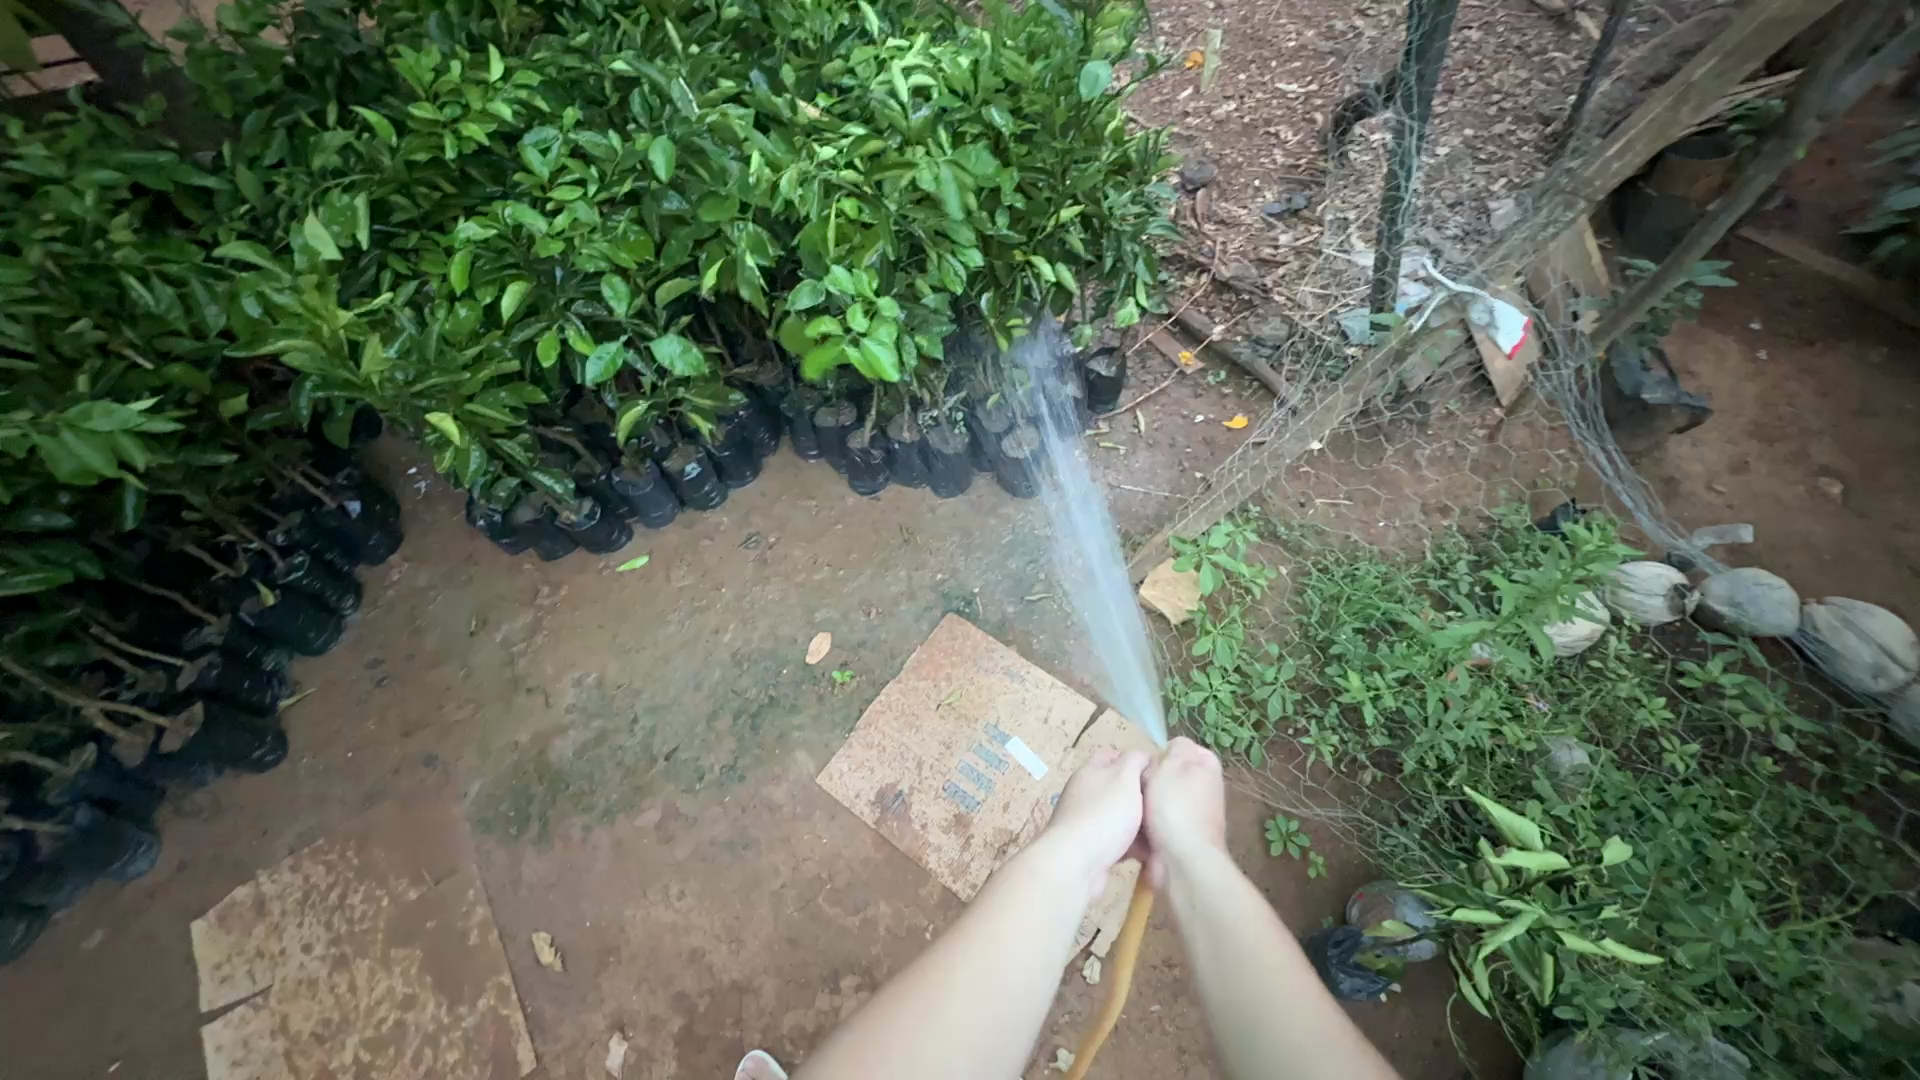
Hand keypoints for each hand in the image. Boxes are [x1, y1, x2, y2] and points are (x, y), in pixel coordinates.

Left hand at [1040, 749, 1149, 900]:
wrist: (1077, 863)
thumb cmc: (1103, 814)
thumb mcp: (1124, 778)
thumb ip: (1135, 761)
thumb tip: (1143, 756)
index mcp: (1090, 772)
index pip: (1113, 756)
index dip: (1136, 761)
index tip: (1159, 772)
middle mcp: (1086, 794)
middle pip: (1119, 789)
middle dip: (1142, 796)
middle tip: (1165, 805)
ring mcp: (1088, 822)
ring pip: (1121, 817)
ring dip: (1141, 824)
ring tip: (1164, 830)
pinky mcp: (1093, 848)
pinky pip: (1119, 842)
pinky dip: (1134, 845)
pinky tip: (1152, 853)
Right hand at [1141, 737, 1226, 887]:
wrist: (1183, 862)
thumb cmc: (1176, 807)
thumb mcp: (1172, 766)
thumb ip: (1173, 750)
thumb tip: (1172, 751)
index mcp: (1205, 767)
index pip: (1180, 747)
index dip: (1161, 752)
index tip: (1147, 762)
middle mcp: (1202, 789)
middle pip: (1166, 774)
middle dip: (1148, 778)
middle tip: (1133, 783)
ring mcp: (1190, 815)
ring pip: (1156, 798)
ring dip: (1142, 802)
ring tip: (1128, 805)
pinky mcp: (1177, 837)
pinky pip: (1154, 821)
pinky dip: (1144, 823)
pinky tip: (1132, 825)